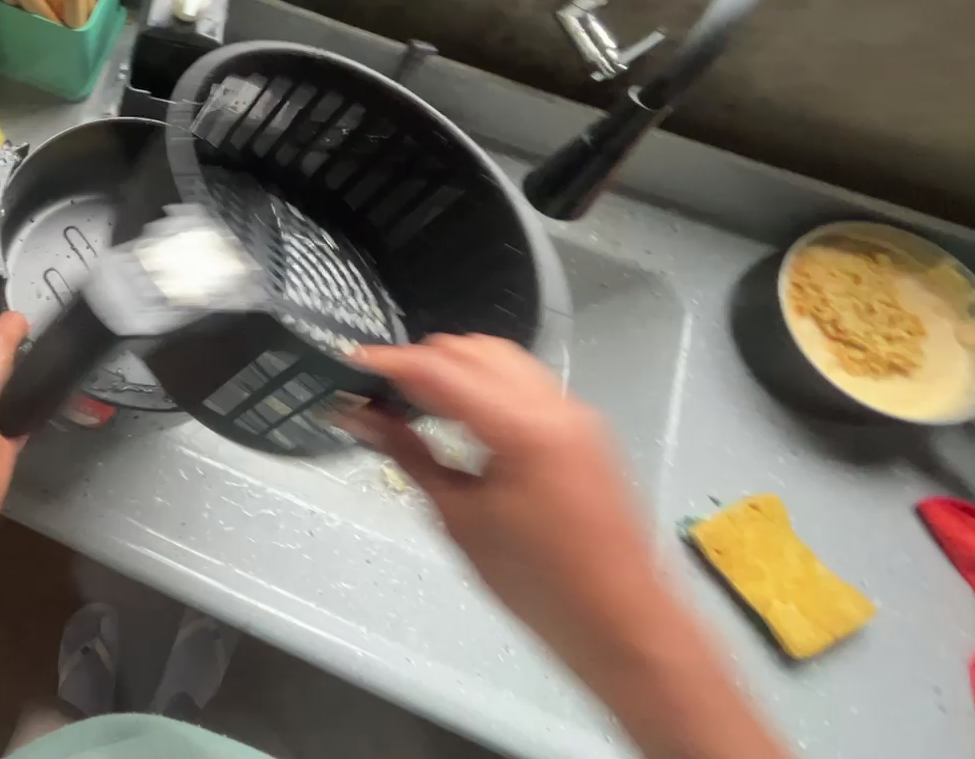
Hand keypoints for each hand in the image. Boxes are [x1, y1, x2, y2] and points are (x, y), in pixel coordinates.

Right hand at [342, 336, 664, 662]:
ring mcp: (573, 415)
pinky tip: (457, 411)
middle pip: (469, 349)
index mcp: (522, 429)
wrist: (623, 625)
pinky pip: (520, 378)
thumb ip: (406, 452)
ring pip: (497, 355)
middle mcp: (554, 409)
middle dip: (419, 360)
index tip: (352, 364)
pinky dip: (480, 379)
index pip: (438, 368)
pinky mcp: (580, 428)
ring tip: (414, 398)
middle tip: (381, 389)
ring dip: (451, 366)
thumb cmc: (542, 585)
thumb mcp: (455, 517)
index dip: (388, 361)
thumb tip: (363, 417)